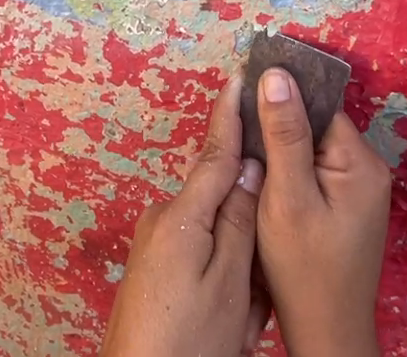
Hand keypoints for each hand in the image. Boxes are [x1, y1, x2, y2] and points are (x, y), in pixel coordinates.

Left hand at [101, 77, 272, 356]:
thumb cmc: (189, 340)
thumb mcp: (229, 283)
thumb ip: (238, 220)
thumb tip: (248, 167)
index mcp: (182, 215)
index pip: (214, 153)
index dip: (229, 115)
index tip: (239, 75)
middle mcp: (163, 219)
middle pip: (218, 202)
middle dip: (245, 236)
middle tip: (254, 291)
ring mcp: (154, 243)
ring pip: (212, 238)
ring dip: (235, 273)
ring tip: (238, 322)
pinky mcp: (152, 267)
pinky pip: (198, 259)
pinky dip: (220, 285)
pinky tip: (225, 325)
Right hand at [253, 68, 393, 356]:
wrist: (324, 333)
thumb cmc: (304, 268)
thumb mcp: (287, 197)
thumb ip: (283, 134)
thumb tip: (277, 74)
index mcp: (360, 161)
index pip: (316, 106)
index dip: (278, 99)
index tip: (241, 99)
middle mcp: (366, 168)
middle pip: (313, 124)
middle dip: (275, 127)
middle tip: (237, 137)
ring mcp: (358, 188)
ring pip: (309, 146)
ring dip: (278, 149)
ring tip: (246, 160)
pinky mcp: (345, 204)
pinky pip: (311, 168)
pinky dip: (286, 170)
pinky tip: (263, 182)